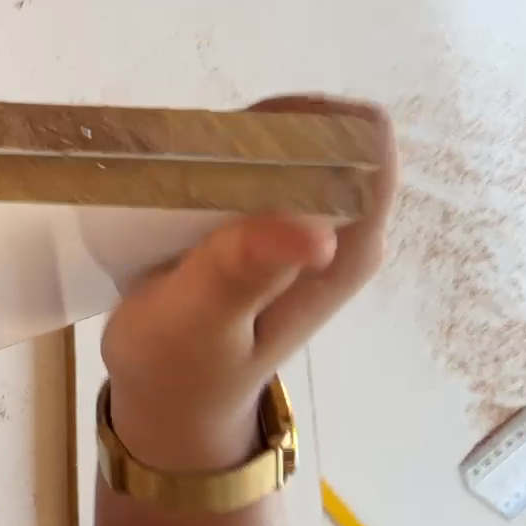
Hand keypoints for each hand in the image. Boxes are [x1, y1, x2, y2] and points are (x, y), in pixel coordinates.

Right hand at [101, 97, 398, 470]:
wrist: (166, 402)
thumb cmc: (177, 369)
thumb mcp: (196, 326)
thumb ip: (241, 276)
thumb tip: (311, 230)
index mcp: (344, 249)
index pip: (359, 142)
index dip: (297, 122)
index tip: (217, 144)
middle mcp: (340, 230)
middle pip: (322, 137)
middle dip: (251, 134)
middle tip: (178, 168)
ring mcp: (305, 234)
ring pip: (284, 154)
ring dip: (225, 152)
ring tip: (165, 182)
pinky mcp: (267, 239)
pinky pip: (253, 180)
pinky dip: (213, 172)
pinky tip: (169, 197)